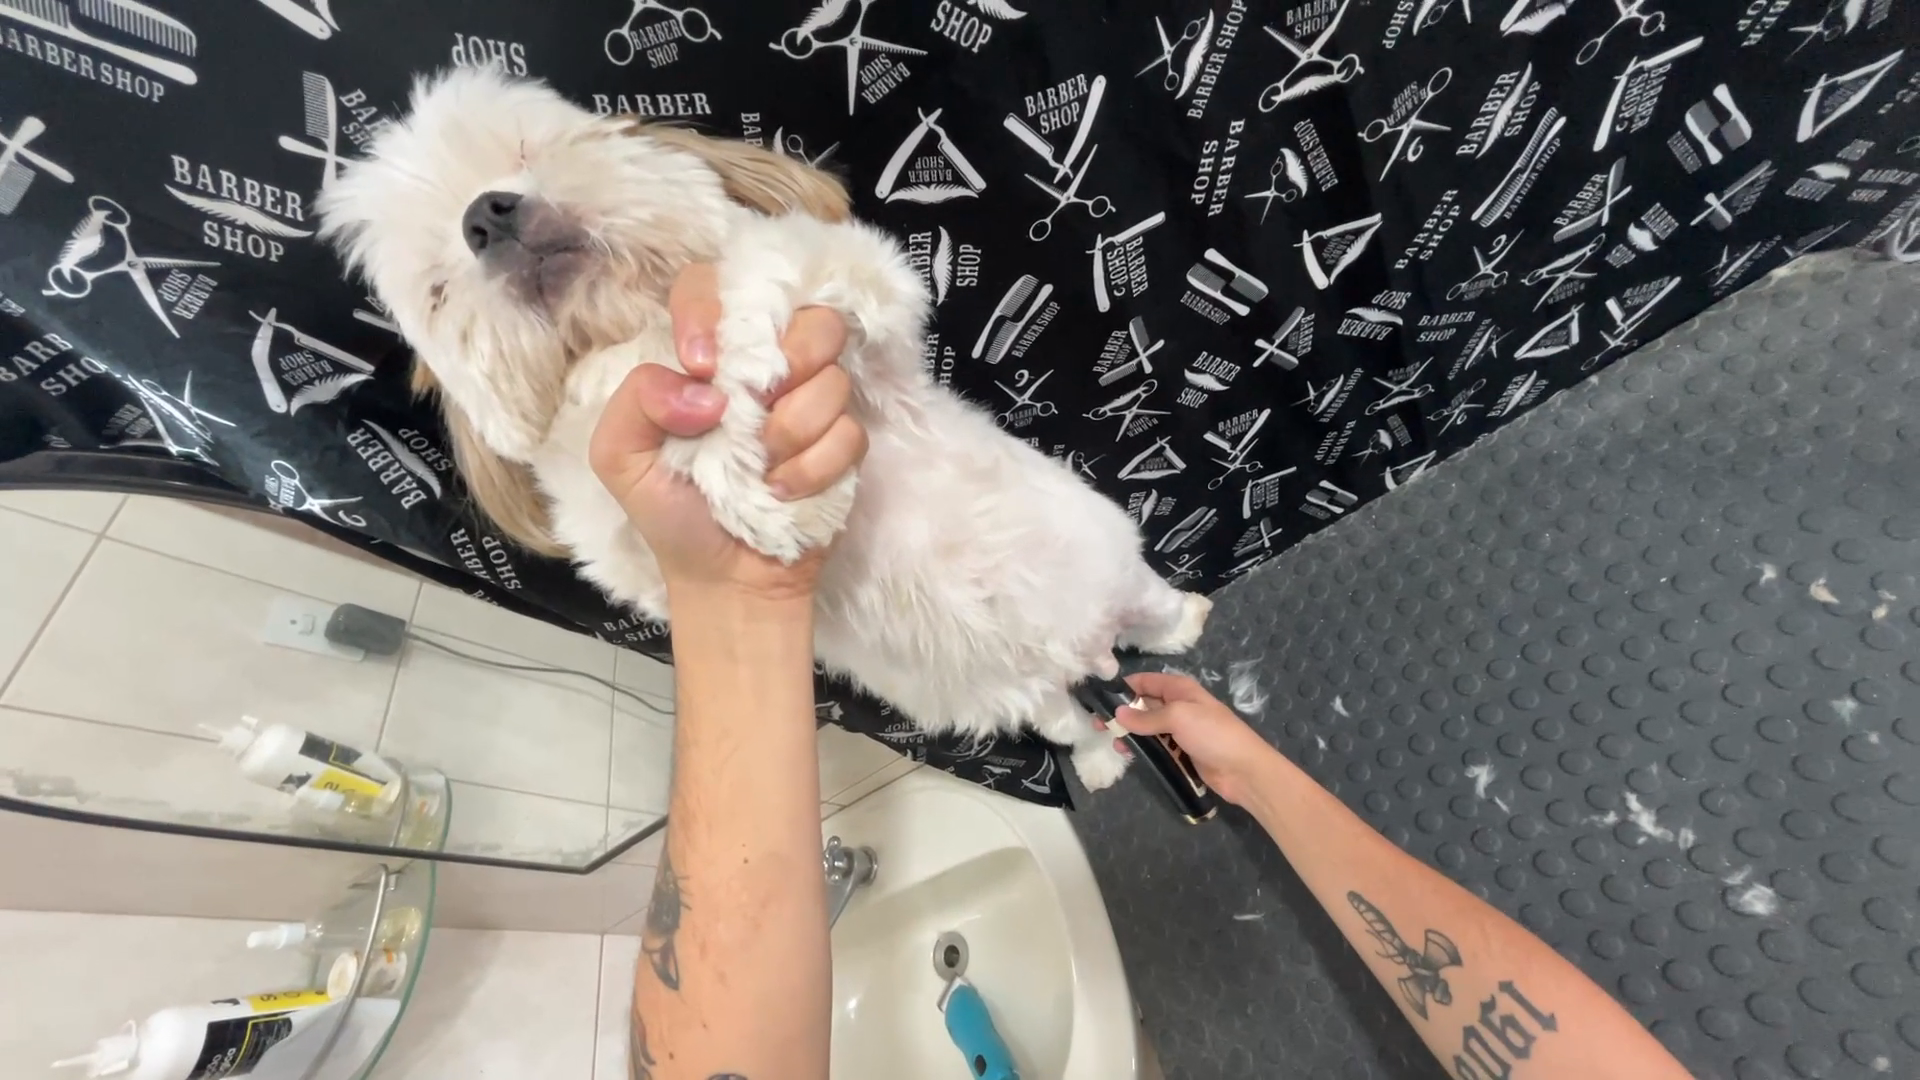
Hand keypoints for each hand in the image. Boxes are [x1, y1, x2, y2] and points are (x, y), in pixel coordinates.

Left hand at [588, 263, 867, 603]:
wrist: (728, 579)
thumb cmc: (673, 516)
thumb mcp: (622, 460)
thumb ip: (637, 402)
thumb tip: (708, 388)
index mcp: (710, 362)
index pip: (717, 288)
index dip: (716, 310)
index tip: (702, 365)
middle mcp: (767, 373)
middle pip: (812, 319)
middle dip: (787, 365)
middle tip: (755, 411)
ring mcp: (811, 407)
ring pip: (834, 380)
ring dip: (793, 431)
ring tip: (761, 470)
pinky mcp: (843, 447)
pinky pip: (850, 433)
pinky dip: (814, 468)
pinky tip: (785, 493)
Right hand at [1116, 672, 1280, 808]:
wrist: (1245, 771)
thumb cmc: (1213, 734)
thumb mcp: (1178, 717)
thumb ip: (1146, 716)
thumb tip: (1118, 713)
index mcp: (1179, 689)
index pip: (1145, 681)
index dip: (1123, 688)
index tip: (1100, 699)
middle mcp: (1178, 705)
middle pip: (1143, 704)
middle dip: (1122, 712)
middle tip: (1100, 725)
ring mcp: (1180, 729)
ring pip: (1147, 727)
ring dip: (1130, 733)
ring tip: (1116, 743)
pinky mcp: (1181, 750)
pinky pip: (1156, 745)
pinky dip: (1142, 747)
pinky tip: (1130, 753)